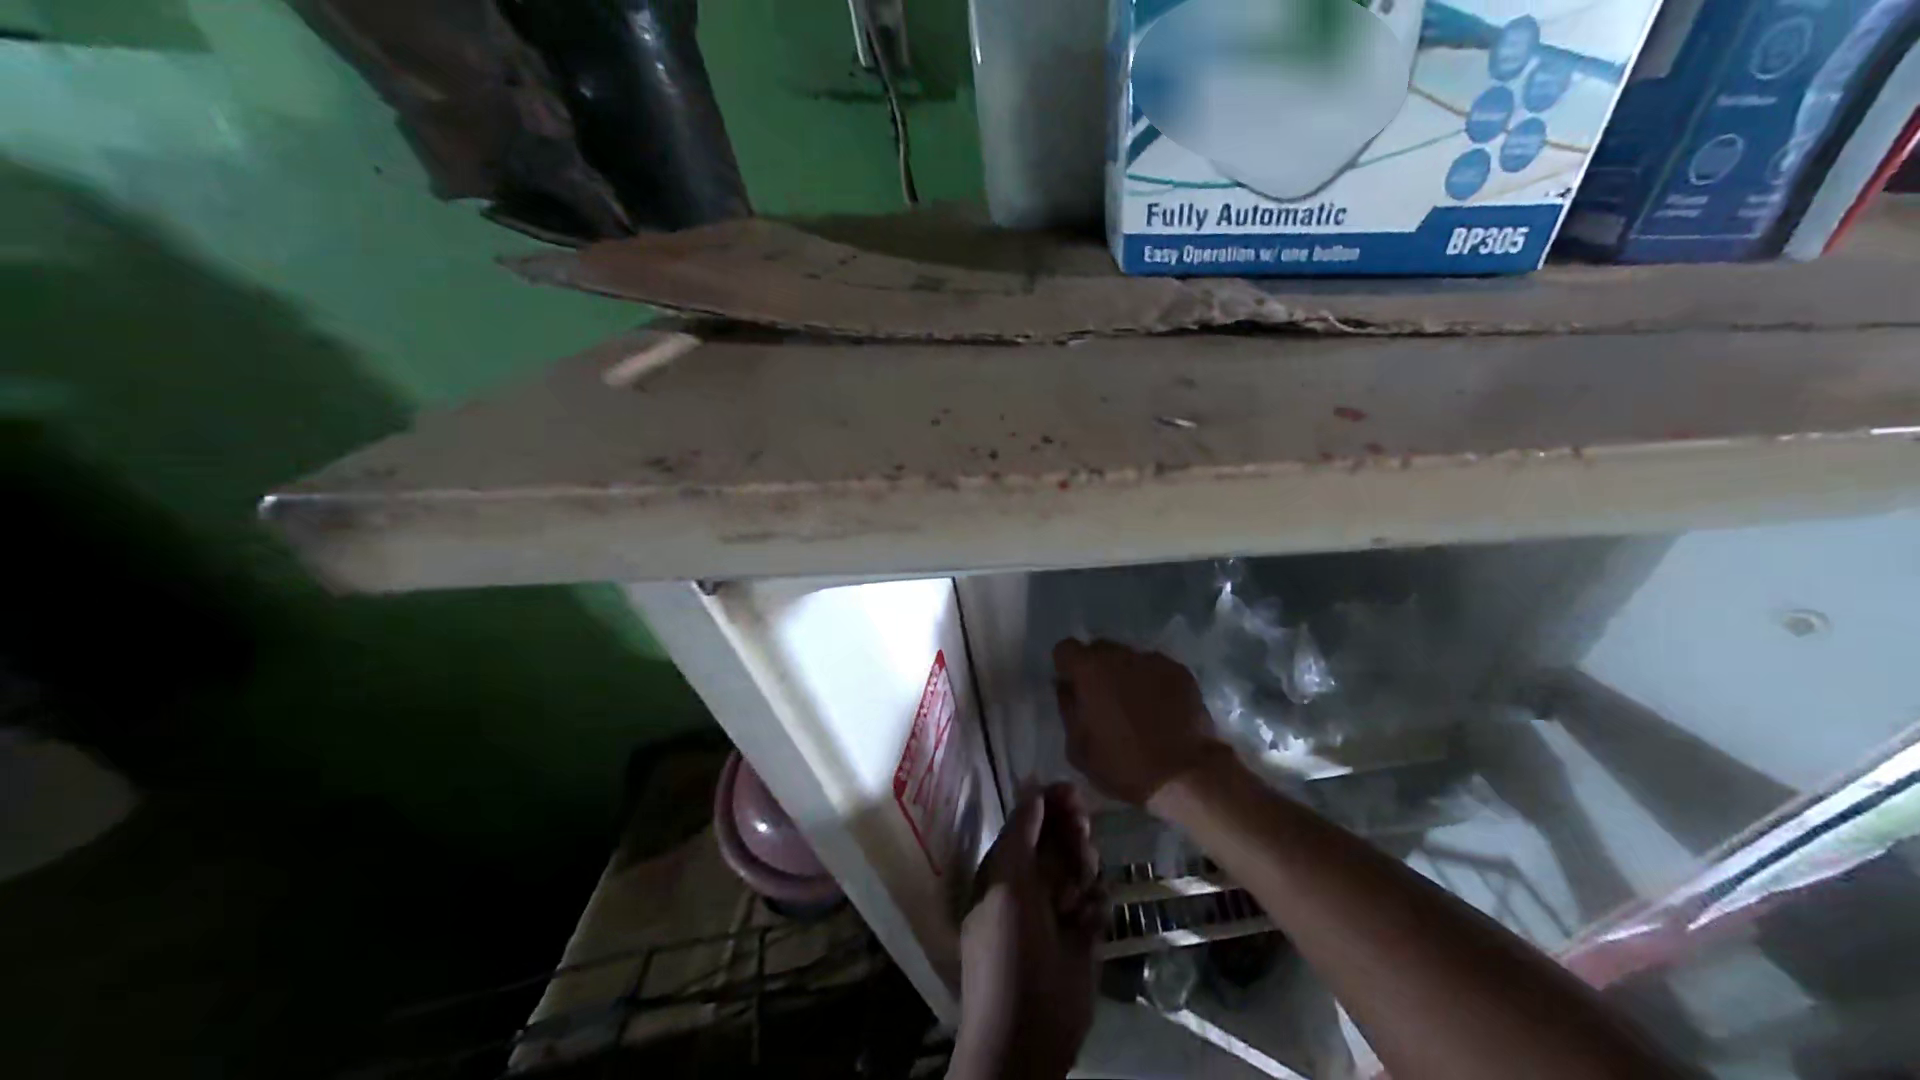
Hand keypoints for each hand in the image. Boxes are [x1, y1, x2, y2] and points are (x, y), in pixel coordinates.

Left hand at [951, 784, 1101, 1079]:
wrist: (1028, 1028)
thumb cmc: (1007, 948)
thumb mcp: (1007, 881)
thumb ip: (1021, 832)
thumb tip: (1032, 784)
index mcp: (1006, 866)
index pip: (1031, 821)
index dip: (1051, 803)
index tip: (1073, 793)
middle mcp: (1032, 881)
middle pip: (1061, 839)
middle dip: (1073, 835)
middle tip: (1081, 841)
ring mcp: (1059, 908)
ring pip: (1083, 868)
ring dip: (1084, 872)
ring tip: (1075, 896)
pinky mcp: (1085, 934)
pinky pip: (1099, 902)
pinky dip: (1096, 906)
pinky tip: (1086, 921)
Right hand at [1052, 639, 1230, 805]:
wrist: (1186, 775)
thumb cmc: (1124, 766)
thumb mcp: (1078, 748)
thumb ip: (1067, 709)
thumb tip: (1066, 687)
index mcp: (1089, 670)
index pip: (1066, 648)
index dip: (1066, 666)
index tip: (1072, 687)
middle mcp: (1120, 655)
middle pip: (1099, 649)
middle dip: (1096, 668)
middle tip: (1102, 698)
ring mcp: (1154, 661)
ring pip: (1129, 658)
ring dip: (1125, 674)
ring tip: (1135, 706)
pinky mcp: (1181, 672)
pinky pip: (1156, 669)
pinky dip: (1153, 682)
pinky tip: (1160, 709)